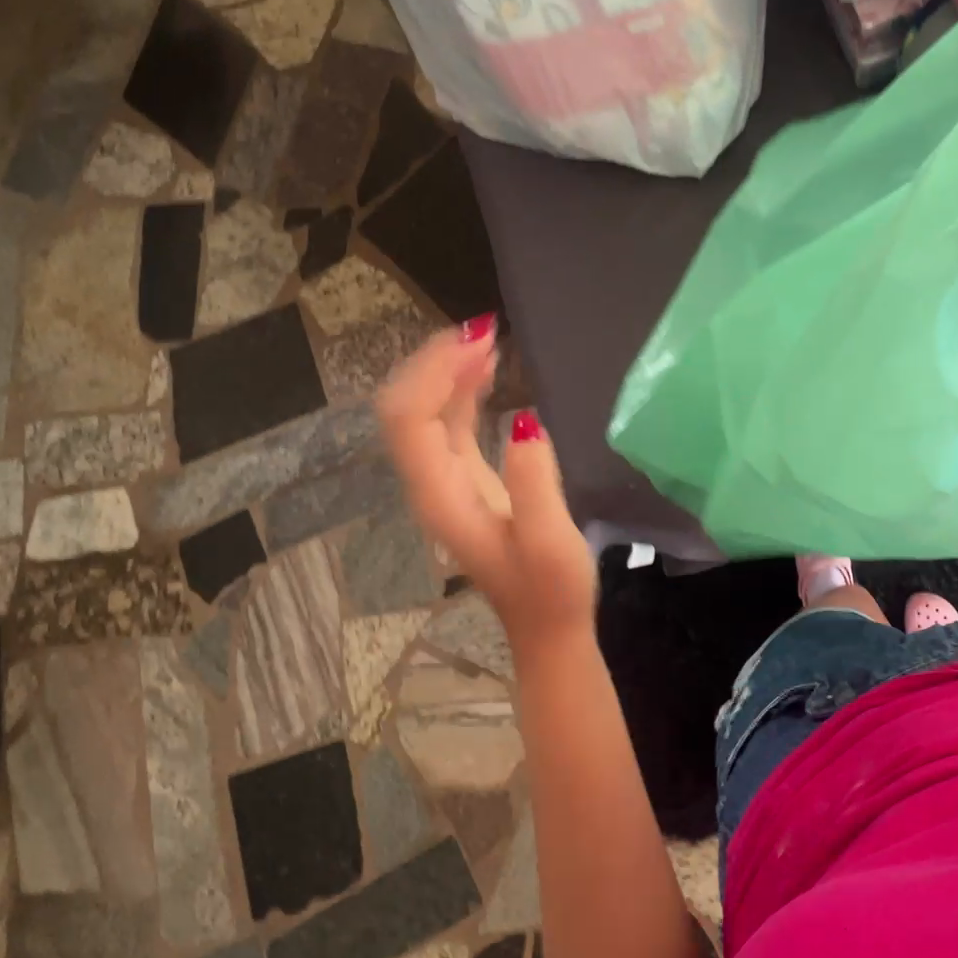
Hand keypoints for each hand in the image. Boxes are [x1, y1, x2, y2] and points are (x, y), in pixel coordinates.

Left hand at [377, 318, 596, 647]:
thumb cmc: (552, 590)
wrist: (546, 629)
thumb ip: (534, 481)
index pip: (411, 418)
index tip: (485, 341)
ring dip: (447, 370)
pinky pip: (448, 424)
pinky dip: (461, 390)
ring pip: (424, 412)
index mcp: (443, 496)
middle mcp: (432, 484)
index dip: (436, 372)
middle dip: (436, 361)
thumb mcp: (551, 540)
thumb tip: (524, 418)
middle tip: (487, 328)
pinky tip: (487, 370)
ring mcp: (445, 482)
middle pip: (405, 408)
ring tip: (488, 338)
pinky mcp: (465, 482)